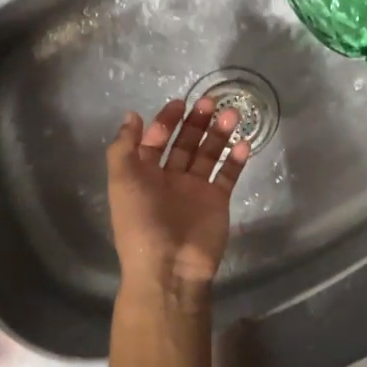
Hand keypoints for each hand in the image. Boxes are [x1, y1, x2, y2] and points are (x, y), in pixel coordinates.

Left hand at [105, 97, 250, 302]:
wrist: (170, 265)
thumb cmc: (141, 222)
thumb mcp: (122, 182)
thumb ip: (124, 147)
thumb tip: (131, 115)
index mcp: (144, 175)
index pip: (156, 141)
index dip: (166, 121)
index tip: (180, 103)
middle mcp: (170, 179)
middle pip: (185, 143)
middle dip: (197, 122)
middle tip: (211, 102)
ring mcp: (196, 190)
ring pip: (209, 154)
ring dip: (219, 134)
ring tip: (232, 114)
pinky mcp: (218, 200)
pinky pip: (228, 175)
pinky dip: (236, 159)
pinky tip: (244, 143)